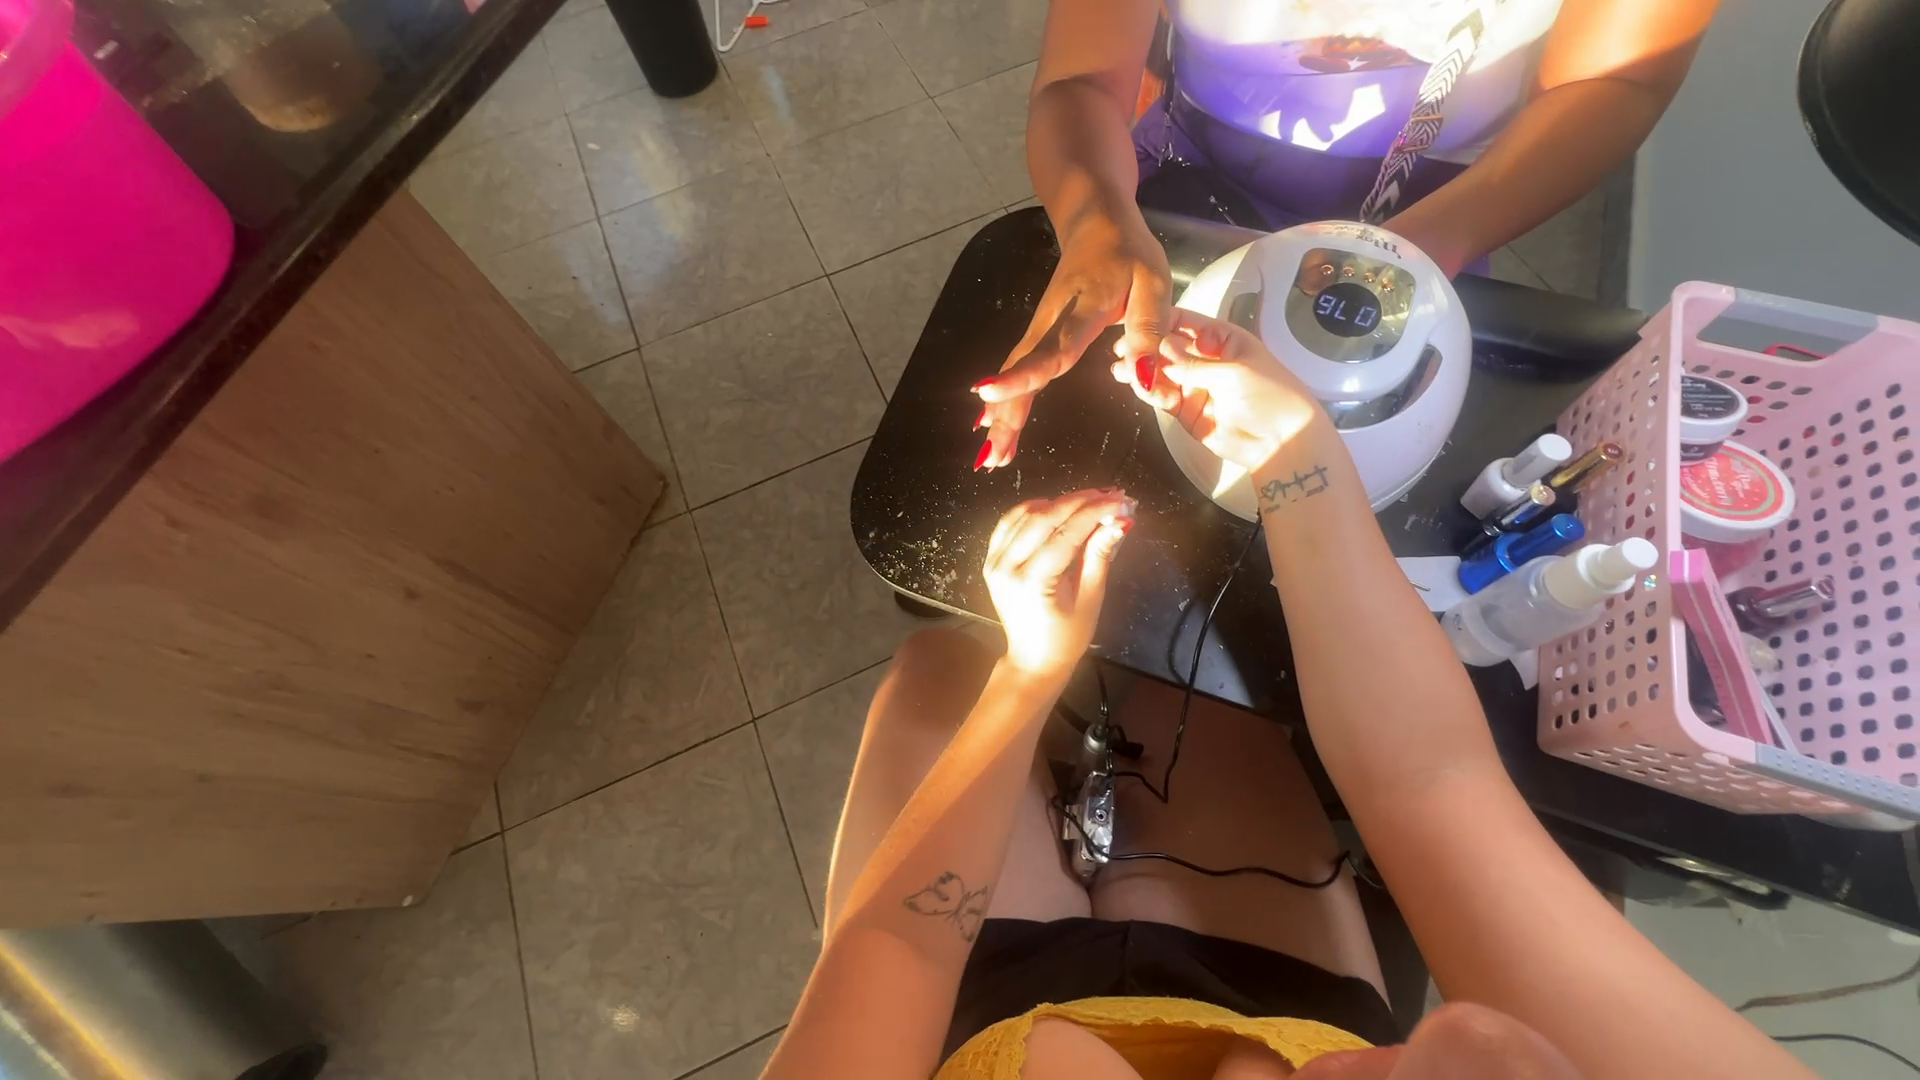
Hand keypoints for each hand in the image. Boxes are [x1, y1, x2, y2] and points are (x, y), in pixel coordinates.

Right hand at [969, 210, 1170, 468]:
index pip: (1051, 349)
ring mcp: (1039, 329)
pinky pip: (1019, 370)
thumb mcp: (1153, 284)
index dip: (1021, 376)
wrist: (1094, 220)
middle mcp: (1051, 323)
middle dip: (1006, 415)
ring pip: (1016, 375)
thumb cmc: (1128, 252)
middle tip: (991, 458)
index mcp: (1082, 310)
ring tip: (989, 456)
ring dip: (1002, 417)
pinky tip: (990, 427)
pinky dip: (1005, 401)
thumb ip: (1149, 332)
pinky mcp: (1038, 335)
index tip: (988, 395)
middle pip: (1023, 372)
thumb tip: (1144, 383)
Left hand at [984, 489, 1135, 679]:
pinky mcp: (991, 559)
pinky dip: (1031, 510)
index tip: (1119, 499)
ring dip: (1057, 502)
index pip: (1066, 534)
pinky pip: (1008, 524)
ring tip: (1088, 499)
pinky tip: (1054, 507)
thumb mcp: (1090, 600)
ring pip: (1024, 516)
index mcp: (1032, 582)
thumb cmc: (1066, 637)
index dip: (1094, 512)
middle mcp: (1007, 567)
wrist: (1032, 658)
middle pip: (1043, 519)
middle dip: (1078, 502)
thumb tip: (1120, 522)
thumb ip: (1099, 557)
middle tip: (1107, 493)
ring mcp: (994, 562)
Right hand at [1113, 308, 1326, 473]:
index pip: (1184, 322)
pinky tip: (1137, 387)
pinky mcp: (1185, 410)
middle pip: (1167, 347)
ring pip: (1160, 373)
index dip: (1159, 321)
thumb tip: (1160, 346)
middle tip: (1121, 351)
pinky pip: (1162, 397)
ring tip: (1120, 371)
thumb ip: (1193, 363)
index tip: (1135, 325)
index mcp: (1221, 338)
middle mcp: (1204, 358)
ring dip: (1141, 371)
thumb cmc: (1269, 395)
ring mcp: (1193, 385)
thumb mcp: (1233, 372)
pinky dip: (1149, 392)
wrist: (1282, 442)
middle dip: (1144, 348)